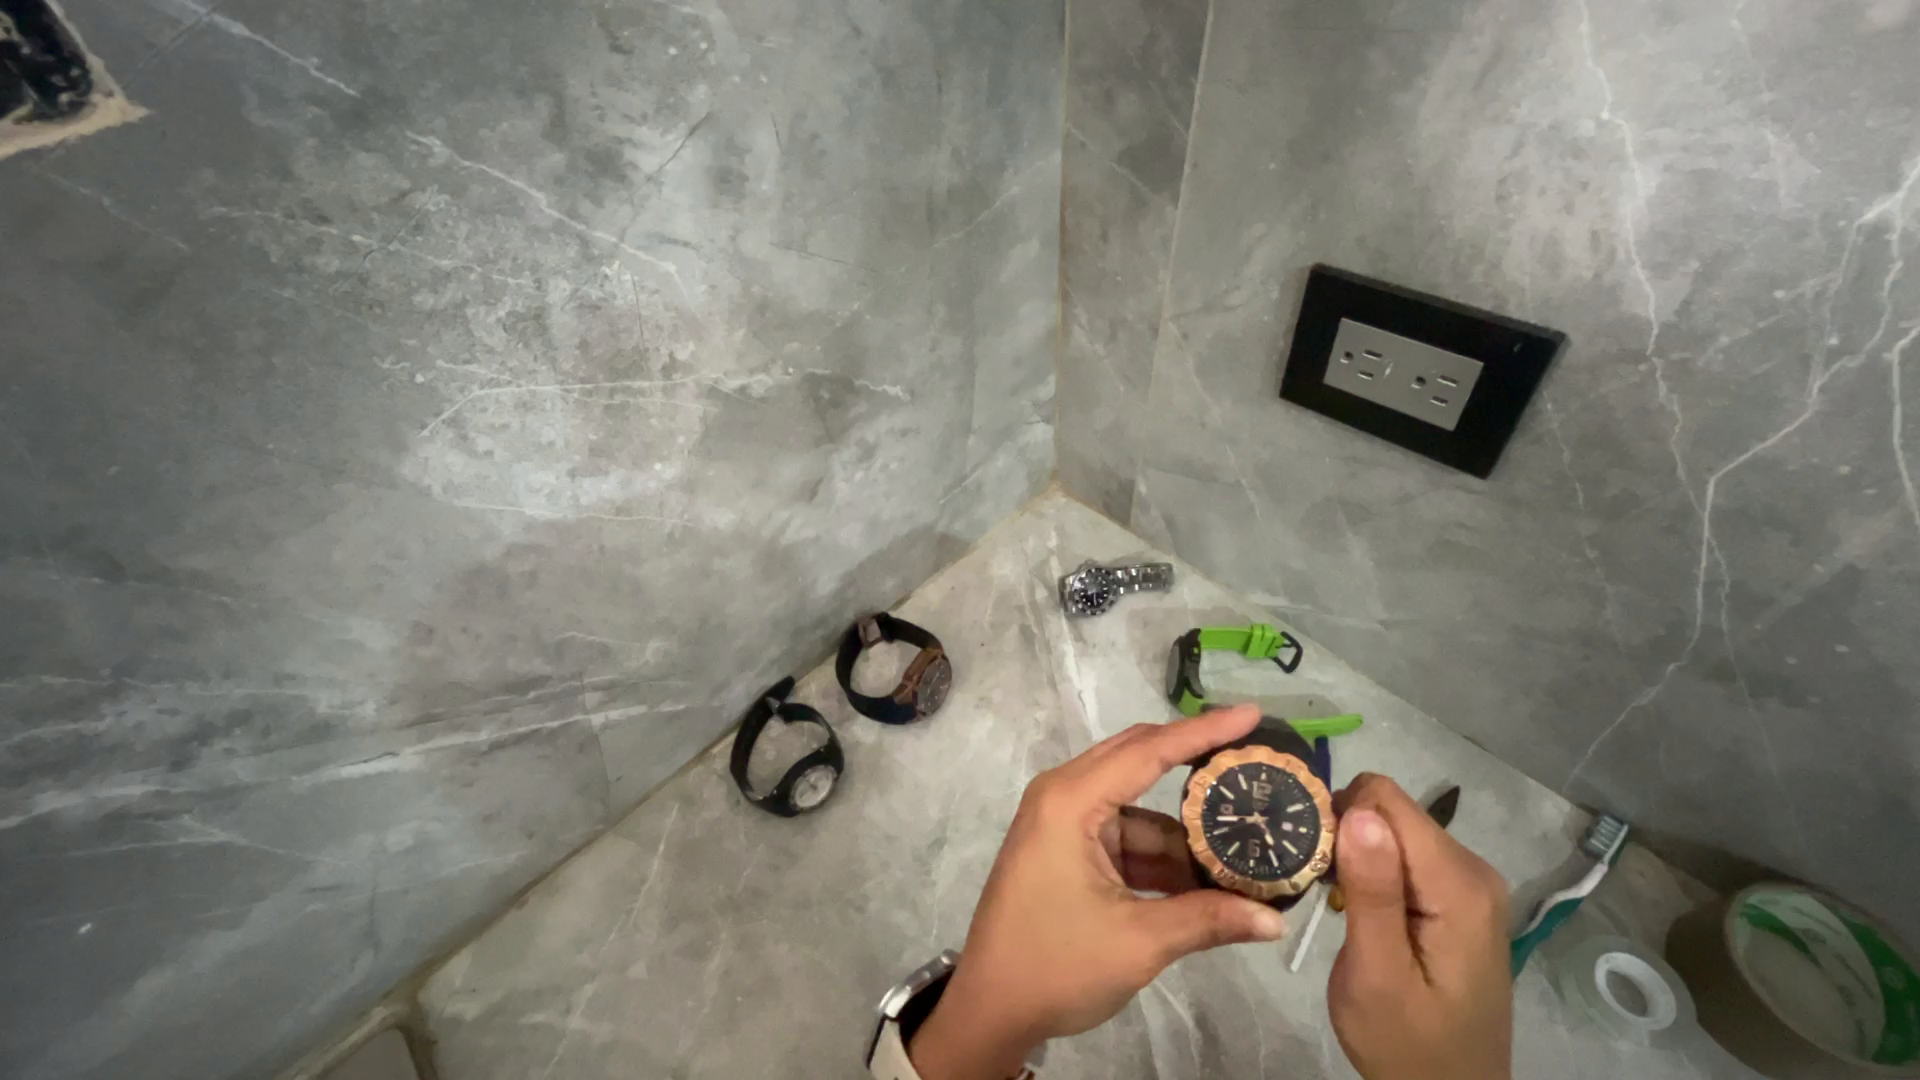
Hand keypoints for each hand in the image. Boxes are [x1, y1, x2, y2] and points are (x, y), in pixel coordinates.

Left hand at [909, 706, 1287, 1079]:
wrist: (991, 1007)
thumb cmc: (1055, 963)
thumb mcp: (1137, 941)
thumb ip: (1208, 920)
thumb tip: (1275, 921)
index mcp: (1070, 800)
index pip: (1148, 751)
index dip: (1202, 731)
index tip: (1250, 714)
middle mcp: (1064, 795)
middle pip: (1140, 764)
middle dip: (1196, 765)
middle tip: (1254, 761)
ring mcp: (1064, 821)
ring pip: (1137, 808)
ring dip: (1182, 830)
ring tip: (1246, 838)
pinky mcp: (1068, 847)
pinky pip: (1124, 835)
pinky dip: (1160, 854)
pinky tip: (1206, 876)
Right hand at [1328, 773, 1512, 1079]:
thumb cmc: (1406, 1043)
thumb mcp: (1377, 974)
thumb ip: (1371, 891)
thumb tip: (1358, 811)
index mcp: (1457, 884)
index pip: (1384, 799)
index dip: (1338, 817)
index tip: (1315, 864)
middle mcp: (1471, 869)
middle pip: (1387, 809)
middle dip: (1344, 834)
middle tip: (1322, 890)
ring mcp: (1466, 882)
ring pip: (1389, 827)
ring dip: (1353, 852)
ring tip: (1335, 902)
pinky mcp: (1454, 895)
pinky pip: (1400, 851)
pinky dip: (1367, 866)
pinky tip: (1355, 907)